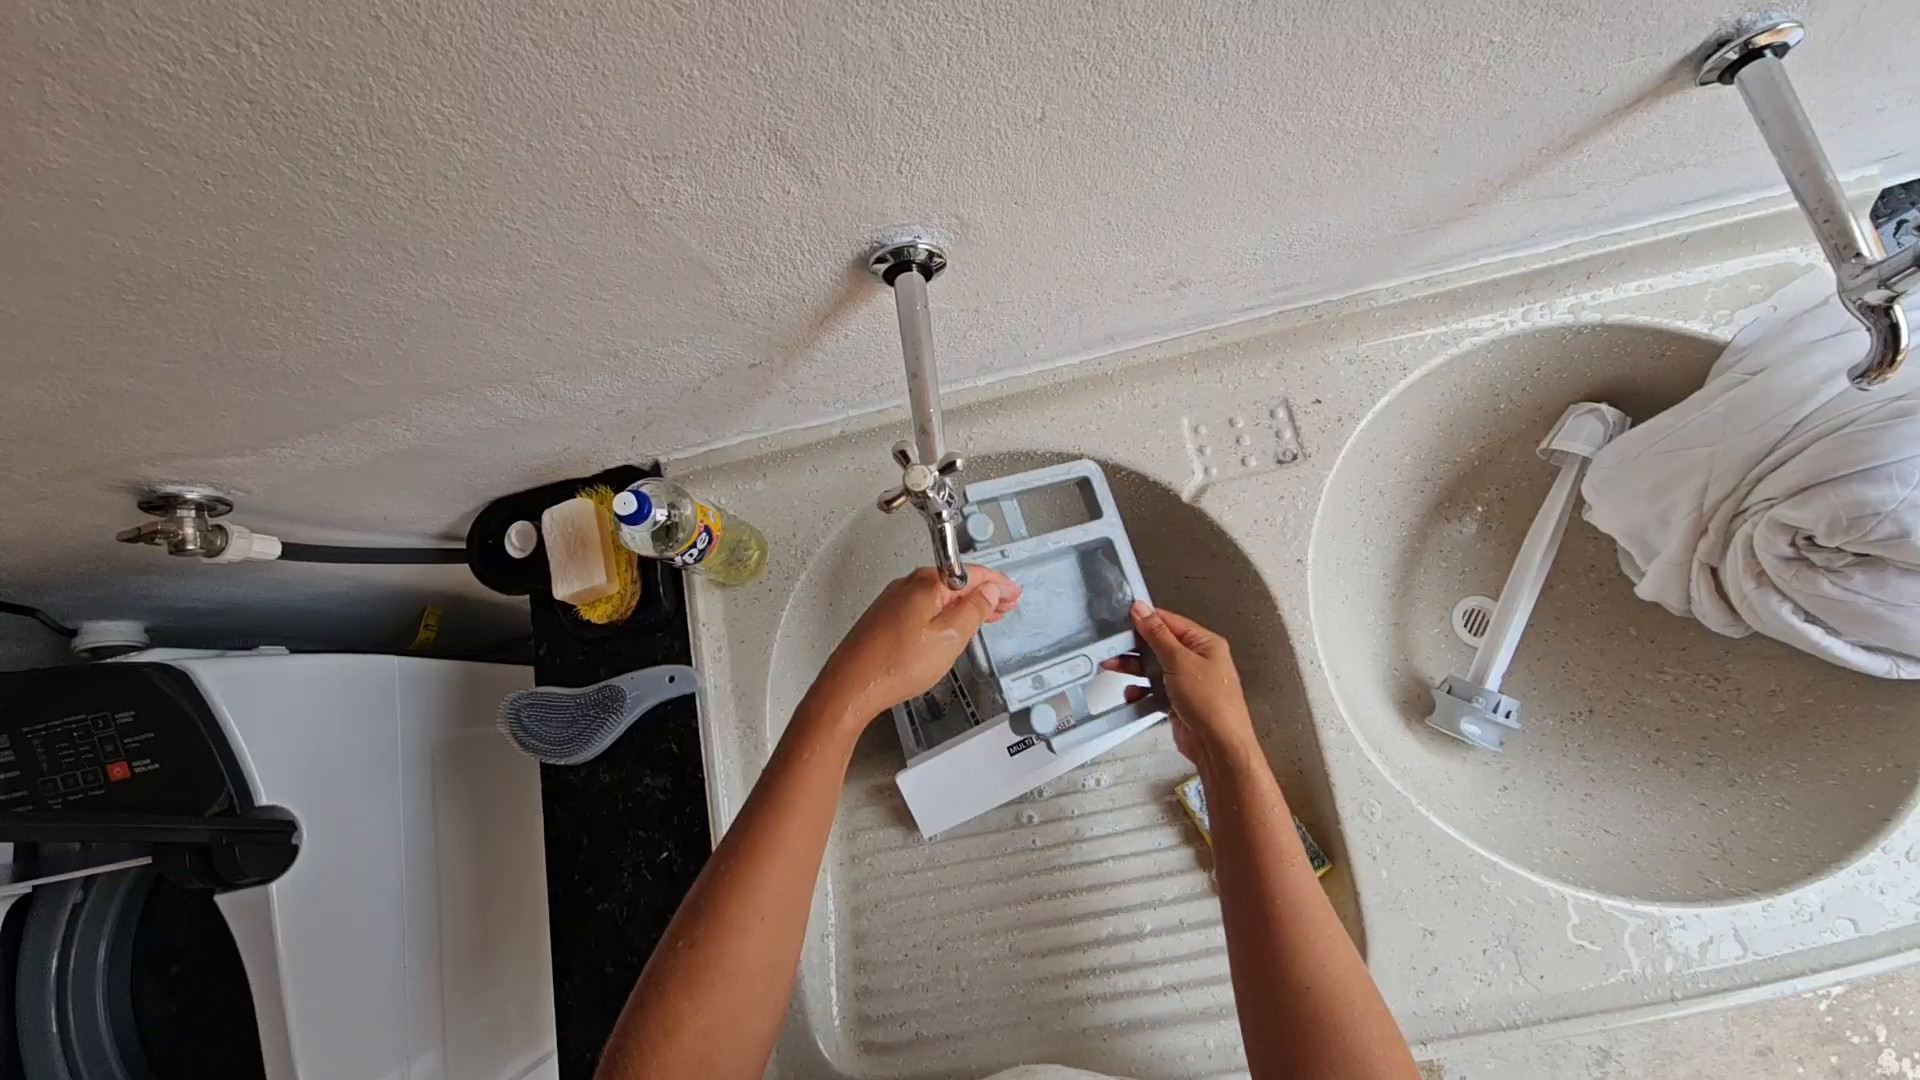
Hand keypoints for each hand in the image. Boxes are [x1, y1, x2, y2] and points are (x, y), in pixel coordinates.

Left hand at [808, 565, 1021, 725]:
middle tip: (1006, 603)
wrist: (851, 687)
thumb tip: (990, 591)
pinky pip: (924, 606)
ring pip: (940, 595)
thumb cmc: (893, 666)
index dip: (999, 583)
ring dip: (966, 603)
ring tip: (985, 615)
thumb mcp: (949, 639)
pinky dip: (945, 612)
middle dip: (984, 593)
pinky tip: (951, 626)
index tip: (1013, 591)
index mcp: (926, 584)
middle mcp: (908, 586)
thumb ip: (974, 610)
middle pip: (955, 582)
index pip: (972, 573)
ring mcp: (894, 601)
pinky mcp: (886, 618)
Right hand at [1102, 601, 1258, 764]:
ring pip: (1153, 668)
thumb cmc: (1213, 704)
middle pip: (1158, 645)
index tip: (1124, 618)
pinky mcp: (1177, 701)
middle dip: (1134, 647)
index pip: (1170, 622)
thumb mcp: (1179, 660)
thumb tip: (1142, 610)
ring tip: (1113, 667)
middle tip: (1113, 646)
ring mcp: (1187, 682)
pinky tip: (1132, 694)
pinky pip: (1153, 690)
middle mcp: (1197, 661)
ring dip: (1133, 669)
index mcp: (1204, 644)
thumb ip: (1157, 634)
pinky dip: (1140, 692)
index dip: (1146, 620)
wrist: (1218, 746)